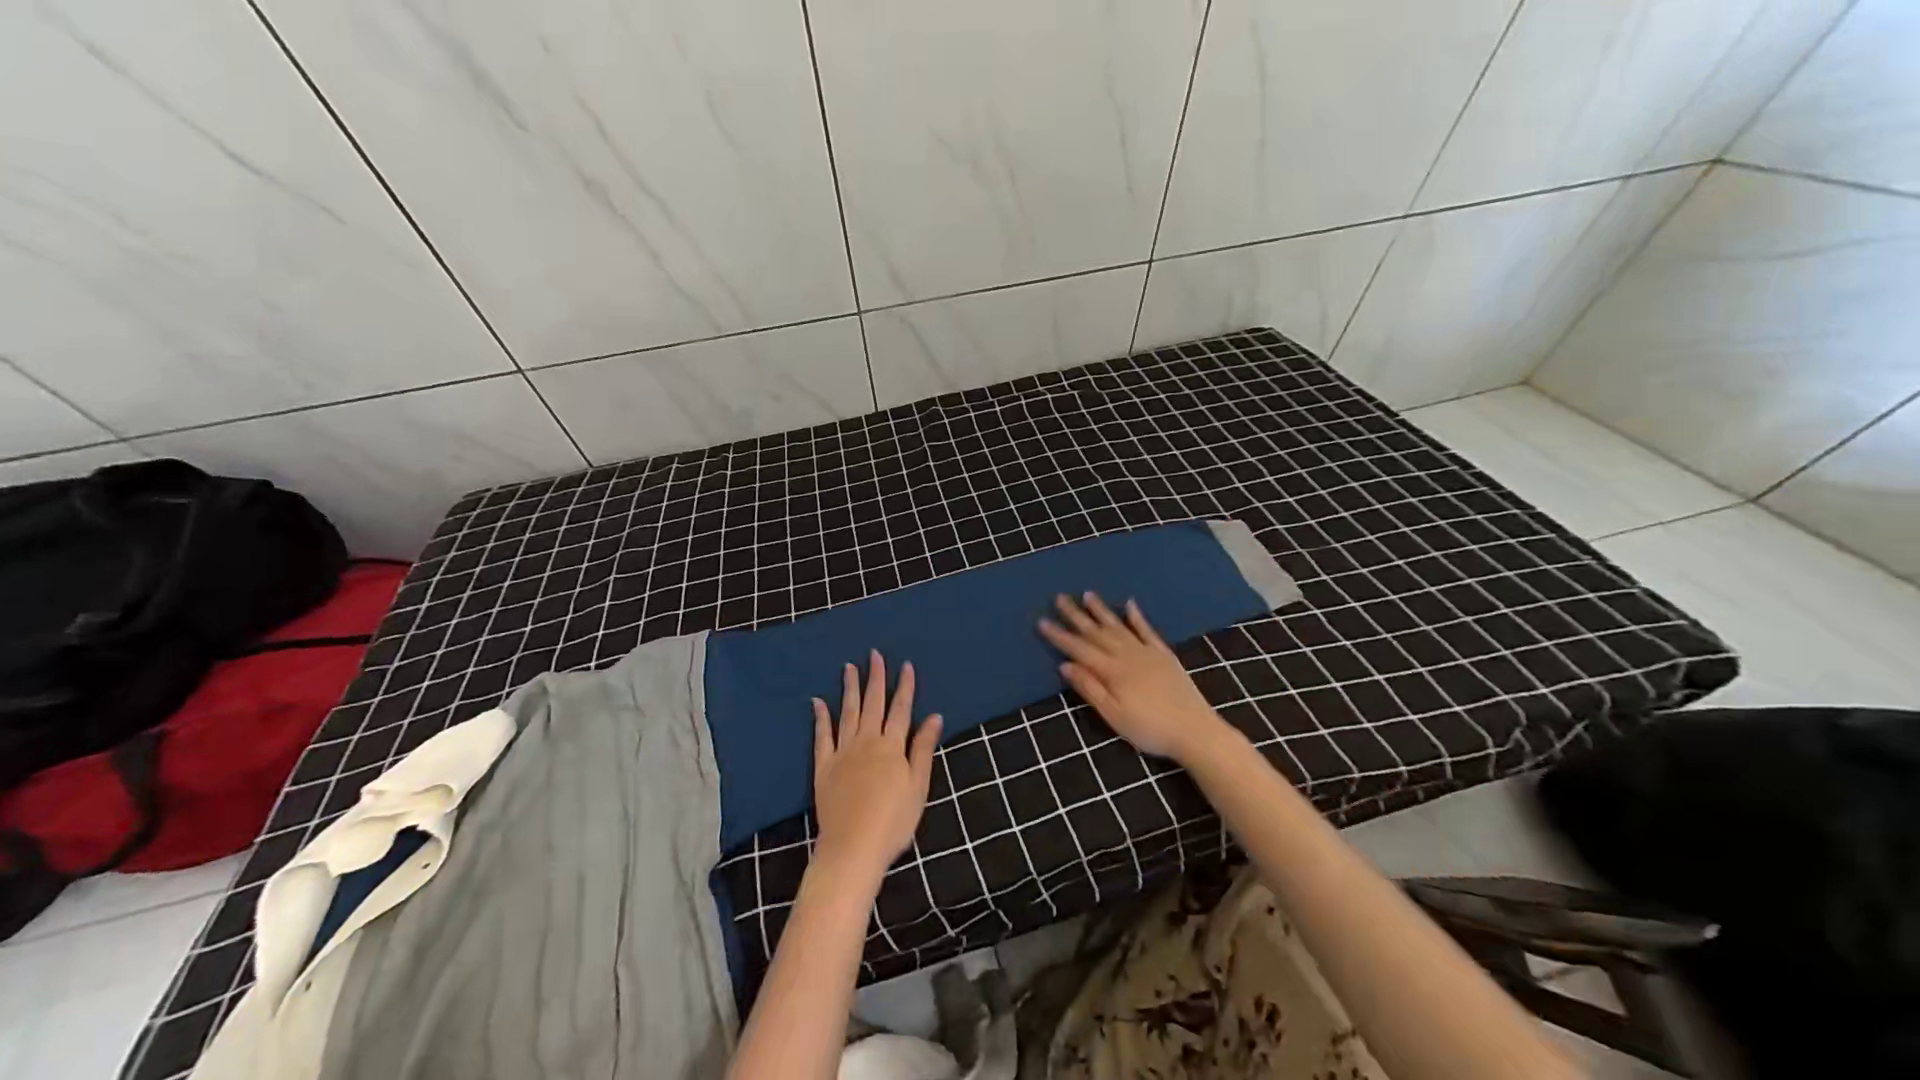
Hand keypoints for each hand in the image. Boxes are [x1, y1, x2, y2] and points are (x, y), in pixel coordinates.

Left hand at [811, 651, 942, 881]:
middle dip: (875, 678)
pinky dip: (820, 717)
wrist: (853, 847)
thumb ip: (923, 749)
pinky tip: (817, 702)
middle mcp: (866, 742)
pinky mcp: (823, 767)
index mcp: (892, 746)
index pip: (901, 709)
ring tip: (849, 667)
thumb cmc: (894, 821)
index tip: (906, 665)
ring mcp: (842, 753)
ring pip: (847, 712)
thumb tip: (934, 717)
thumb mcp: (918, 786)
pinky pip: (821, 736)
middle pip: (873, 704)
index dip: (905, 686)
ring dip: (849, 689)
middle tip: (874, 654)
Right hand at [1039, 593, 1237, 763]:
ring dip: (1102, 610)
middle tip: (1059, 598)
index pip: (1079, 649)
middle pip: (1096, 632)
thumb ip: (1090, 688)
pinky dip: (1137, 617)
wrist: (1195, 731)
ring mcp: (1147, 653)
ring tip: (1087, 594)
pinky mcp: (1164, 655)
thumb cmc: (1149, 730)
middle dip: (1076, 616)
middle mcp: (1127, 655)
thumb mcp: (1114, 716)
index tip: (1042, 621)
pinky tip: (1130, 604)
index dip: (1059, 635)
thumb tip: (1066, 665)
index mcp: (1112, 671)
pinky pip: (1147, 631)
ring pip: (1119, 626)